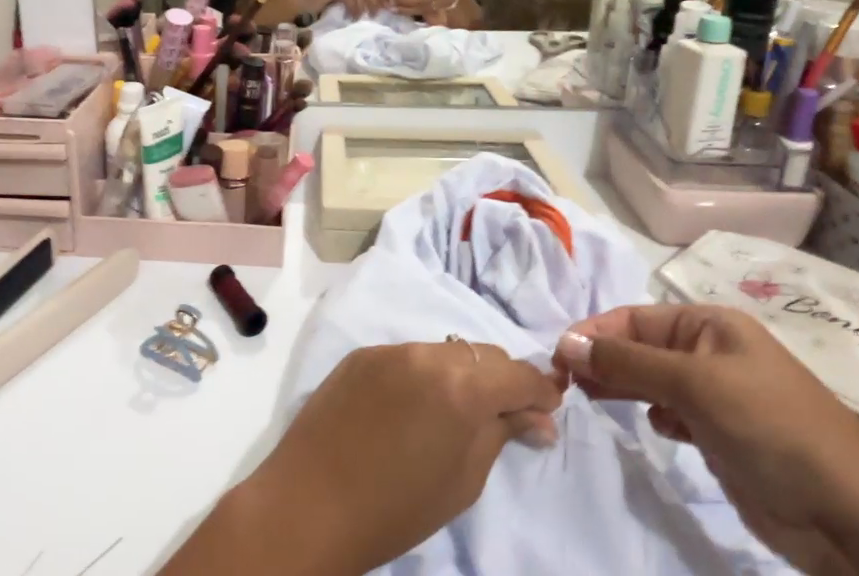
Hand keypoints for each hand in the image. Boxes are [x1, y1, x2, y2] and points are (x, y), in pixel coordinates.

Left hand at [163, 341, 562, 575]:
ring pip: (445, 351)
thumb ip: (501, 435)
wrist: (309, 504)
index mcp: (462, 387)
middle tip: (509, 415)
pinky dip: (423, 375)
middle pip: (483, 354)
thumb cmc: (396, 507)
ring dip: (462, 374)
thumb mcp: (464, 480)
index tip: (549, 409)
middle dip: (503, 380)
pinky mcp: (360, 356)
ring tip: (458, 410)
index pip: (518, 374)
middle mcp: (428, 354)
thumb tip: (538, 418)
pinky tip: (415, 406)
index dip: (541, 391)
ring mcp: (389, 350)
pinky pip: (408, 357)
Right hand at [555, 305, 858, 575]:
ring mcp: (720, 394)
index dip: (594, 333)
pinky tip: (657, 428)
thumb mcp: (695, 385)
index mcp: (712, 325)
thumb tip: (566, 343)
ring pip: (652, 380)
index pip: (635, 318)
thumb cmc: (769, 429)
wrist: (847, 515)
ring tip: (591, 401)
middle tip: (565, 383)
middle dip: (604, 360)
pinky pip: (672, 412)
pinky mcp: (722, 434)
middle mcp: (713, 352)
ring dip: (622, 387)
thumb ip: (628, 362)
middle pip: (641, 346)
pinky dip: (655, 415)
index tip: (556, 359)